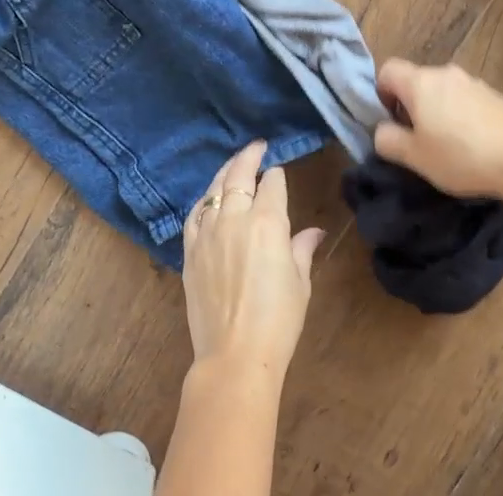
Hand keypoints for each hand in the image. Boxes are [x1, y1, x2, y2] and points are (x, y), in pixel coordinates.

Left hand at [180, 142, 325, 379]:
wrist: (234, 355)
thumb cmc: (278, 321)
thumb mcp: (300, 283)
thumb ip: (301, 249)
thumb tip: (313, 232)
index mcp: (268, 223)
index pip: (272, 185)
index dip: (277, 176)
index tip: (279, 173)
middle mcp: (235, 219)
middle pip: (239, 176)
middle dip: (249, 157)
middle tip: (257, 147)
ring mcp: (208, 234)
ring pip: (214, 191)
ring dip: (225, 173)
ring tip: (234, 165)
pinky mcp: (190, 252)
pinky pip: (194, 216)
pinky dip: (203, 202)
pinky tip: (208, 200)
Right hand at [373, 59, 502, 197]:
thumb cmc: (460, 157)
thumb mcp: (413, 157)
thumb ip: (387, 139)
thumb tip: (382, 129)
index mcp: (421, 82)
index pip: (387, 70)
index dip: (381, 94)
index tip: (391, 122)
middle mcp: (446, 74)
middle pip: (416, 81)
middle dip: (410, 106)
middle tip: (417, 139)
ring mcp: (474, 82)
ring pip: (442, 91)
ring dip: (437, 110)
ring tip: (447, 144)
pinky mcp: (495, 95)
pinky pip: (465, 100)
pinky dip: (461, 115)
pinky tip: (472, 143)